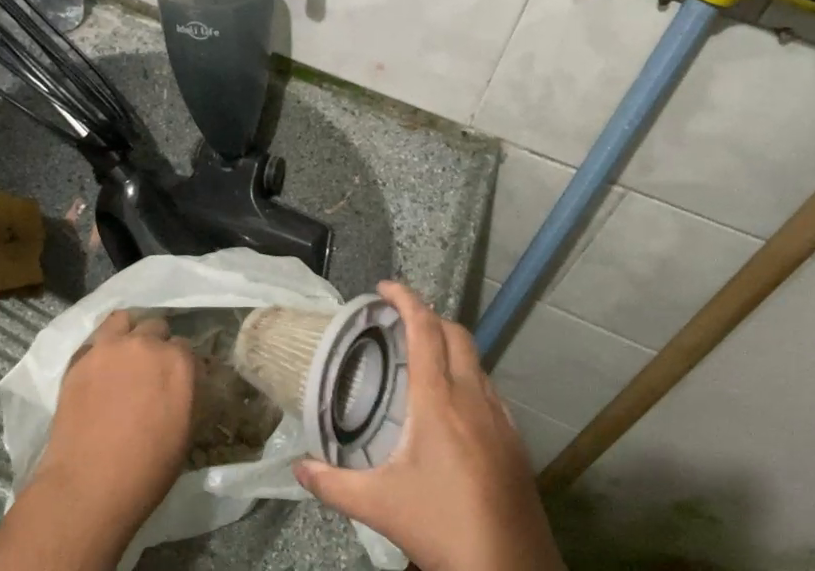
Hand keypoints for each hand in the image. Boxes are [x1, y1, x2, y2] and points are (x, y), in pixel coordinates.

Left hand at [0, 310, 196, 570]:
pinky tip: (100, 368)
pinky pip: (96, 338)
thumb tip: (186, 383)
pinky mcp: (80, 356)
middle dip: (156, 345)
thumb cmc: (148, 469)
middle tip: (149, 371)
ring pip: (124, 320)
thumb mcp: (185, 432)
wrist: (90, 484)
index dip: (181, 365)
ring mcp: (109, 346)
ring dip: (129, 333)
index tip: (175, 381)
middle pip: (156, 328)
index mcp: (179, 362)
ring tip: (124, 355)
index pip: (186, 348)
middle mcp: (146, 344)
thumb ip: (188, 394)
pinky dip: (102, 347)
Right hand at [293, 282, 563, 570]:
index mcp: (439, 401)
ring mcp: (501, 420)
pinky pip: (491, 392)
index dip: (406, 299)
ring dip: (450, 348)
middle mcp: (474, 399)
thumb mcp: (379, 506)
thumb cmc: (442, 527)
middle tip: (398, 321)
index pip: (425, 330)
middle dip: (428, 316)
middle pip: (456, 334)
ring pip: (478, 362)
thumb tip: (298, 468)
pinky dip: (468, 379)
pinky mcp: (516, 443)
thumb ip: (333, 484)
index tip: (384, 287)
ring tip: (421, 361)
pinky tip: (454, 409)